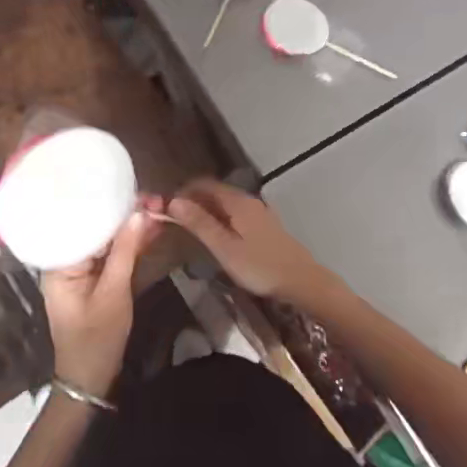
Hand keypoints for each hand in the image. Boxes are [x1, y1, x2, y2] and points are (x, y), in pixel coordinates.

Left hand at [41, 201, 160, 394]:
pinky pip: (108, 255)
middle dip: (123, 214)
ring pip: (103, 240)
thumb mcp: (114, 294)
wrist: (89, 378)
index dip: (110, 206)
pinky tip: (148, 231)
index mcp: (59, 263)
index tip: (137, 193)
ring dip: (128, 227)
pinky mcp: (90, 279)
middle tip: (153, 199)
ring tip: (155, 208)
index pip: (81, 223)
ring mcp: (78, 271)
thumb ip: (125, 253)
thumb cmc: (96, 339)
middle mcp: (64, 261)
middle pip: (93, 229)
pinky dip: (127, 245)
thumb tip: (139, 214)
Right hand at [166, 179, 335, 303]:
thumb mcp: (224, 247)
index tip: (164, 206)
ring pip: (226, 204)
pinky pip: (236, 215)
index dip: (183, 191)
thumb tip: (174, 201)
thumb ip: (200, 223)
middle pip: (216, 192)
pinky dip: (220, 219)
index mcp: (238, 202)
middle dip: (193, 201)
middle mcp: (249, 201)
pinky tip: (215, 236)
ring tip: (189, 228)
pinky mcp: (265, 227)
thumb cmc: (260, 266)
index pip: (204, 184)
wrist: (302, 282)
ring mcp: (260, 214)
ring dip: (206, 211)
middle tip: (172, 218)